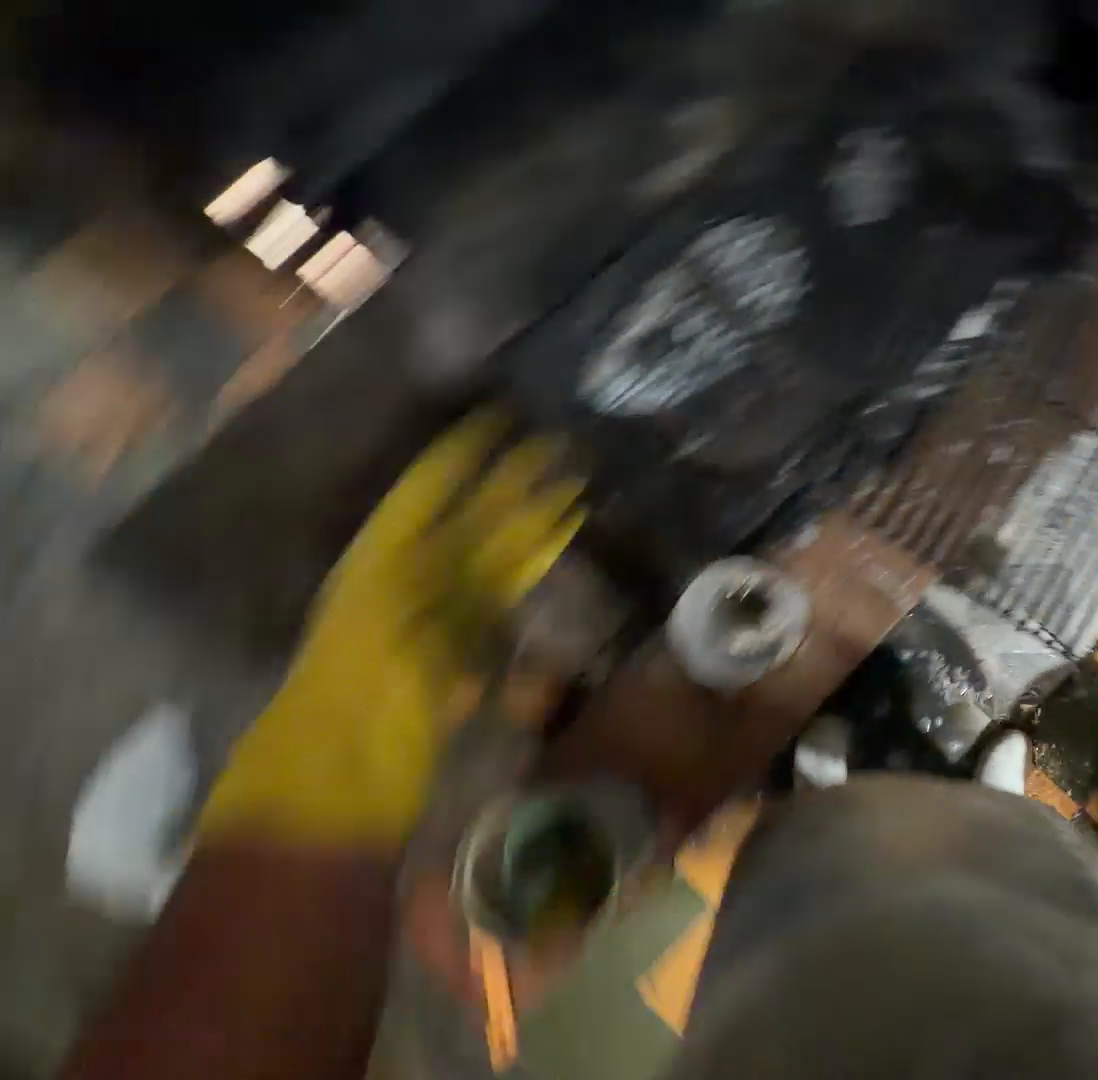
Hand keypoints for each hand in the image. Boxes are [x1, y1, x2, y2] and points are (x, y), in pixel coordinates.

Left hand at [197, 413, 585, 850]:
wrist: (337, 792)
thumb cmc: (343, 712)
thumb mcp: (376, 636)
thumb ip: (429, 582)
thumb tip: (470, 550)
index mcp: (379, 566)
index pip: (425, 496)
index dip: (459, 457)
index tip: (499, 419)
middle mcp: (413, 578)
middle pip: (473, 517)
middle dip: (513, 480)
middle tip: (558, 445)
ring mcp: (445, 610)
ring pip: (500, 548)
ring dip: (536, 515)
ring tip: (573, 481)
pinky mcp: (471, 643)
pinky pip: (511, 589)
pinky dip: (539, 560)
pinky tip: (565, 536)